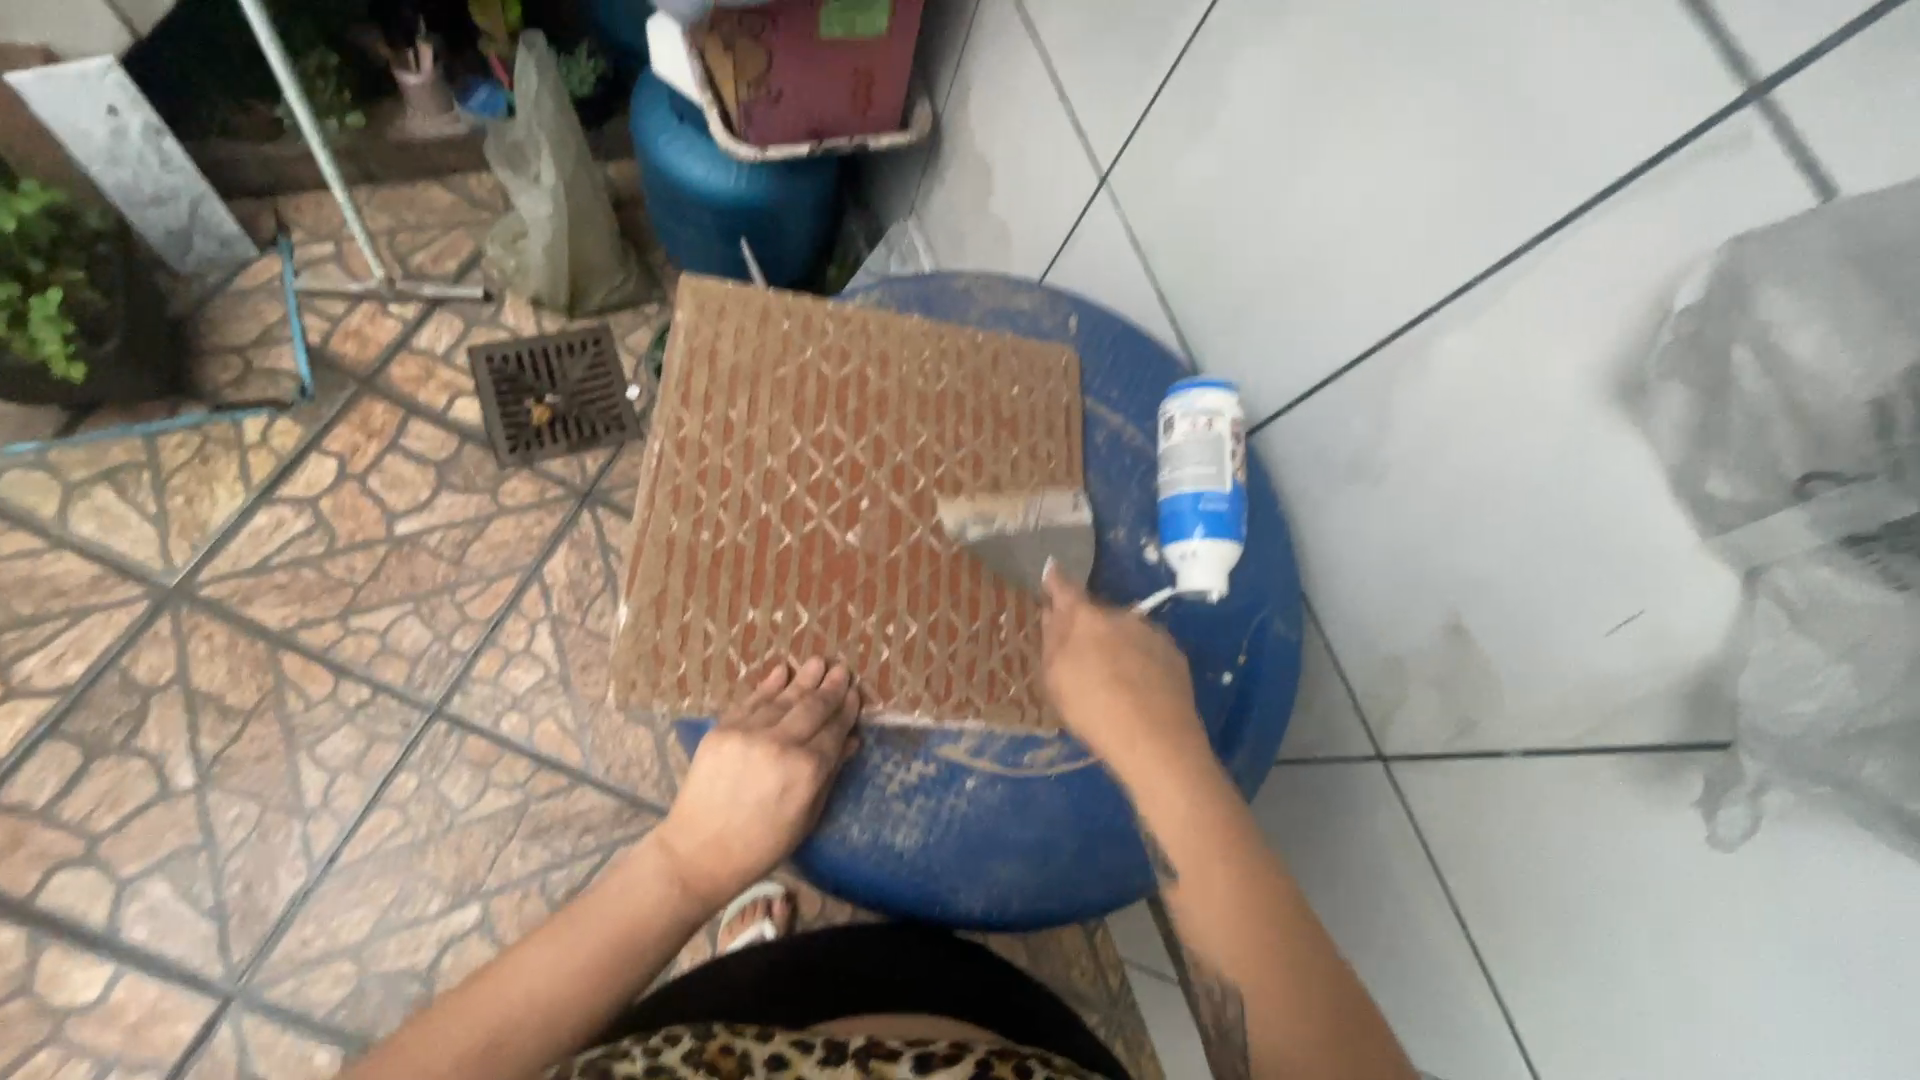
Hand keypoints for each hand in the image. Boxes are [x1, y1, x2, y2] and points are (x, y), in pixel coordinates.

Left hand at [653, 658, 860, 911]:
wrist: (699, 853)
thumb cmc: (762, 845)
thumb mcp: (807, 816)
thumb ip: (829, 774)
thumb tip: (850, 741)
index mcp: (807, 771)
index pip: (834, 730)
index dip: (847, 710)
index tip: (855, 694)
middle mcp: (780, 745)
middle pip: (813, 707)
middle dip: (830, 688)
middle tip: (842, 670)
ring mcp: (748, 734)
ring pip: (783, 699)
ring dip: (804, 679)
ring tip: (819, 662)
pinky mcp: (722, 730)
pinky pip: (751, 701)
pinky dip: (769, 685)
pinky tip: (784, 672)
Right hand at [1040, 564, 1210, 779]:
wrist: (1156, 739)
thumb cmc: (1093, 710)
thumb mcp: (1056, 679)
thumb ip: (1052, 641)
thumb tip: (1051, 613)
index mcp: (1085, 618)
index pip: (1065, 589)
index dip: (1055, 581)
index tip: (1050, 570)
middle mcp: (1120, 615)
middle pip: (1096, 613)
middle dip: (1087, 624)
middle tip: (1080, 651)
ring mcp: (1151, 632)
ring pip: (1125, 630)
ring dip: (1115, 642)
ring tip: (1111, 675)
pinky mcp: (1174, 652)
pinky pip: (1147, 647)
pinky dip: (1138, 658)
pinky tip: (1137, 684)